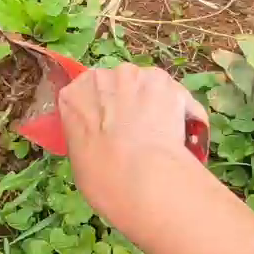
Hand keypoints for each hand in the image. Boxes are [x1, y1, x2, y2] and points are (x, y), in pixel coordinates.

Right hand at [58, 64, 209, 222]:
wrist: (143, 177)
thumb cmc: (103, 176)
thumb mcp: (80, 157)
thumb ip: (86, 136)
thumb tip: (101, 140)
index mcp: (72, 96)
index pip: (83, 98)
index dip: (97, 114)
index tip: (107, 130)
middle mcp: (101, 77)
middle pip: (115, 86)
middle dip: (125, 104)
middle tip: (134, 132)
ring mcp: (135, 76)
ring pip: (146, 87)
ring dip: (152, 104)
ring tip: (161, 133)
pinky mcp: (167, 82)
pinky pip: (175, 95)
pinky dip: (181, 111)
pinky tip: (182, 134)